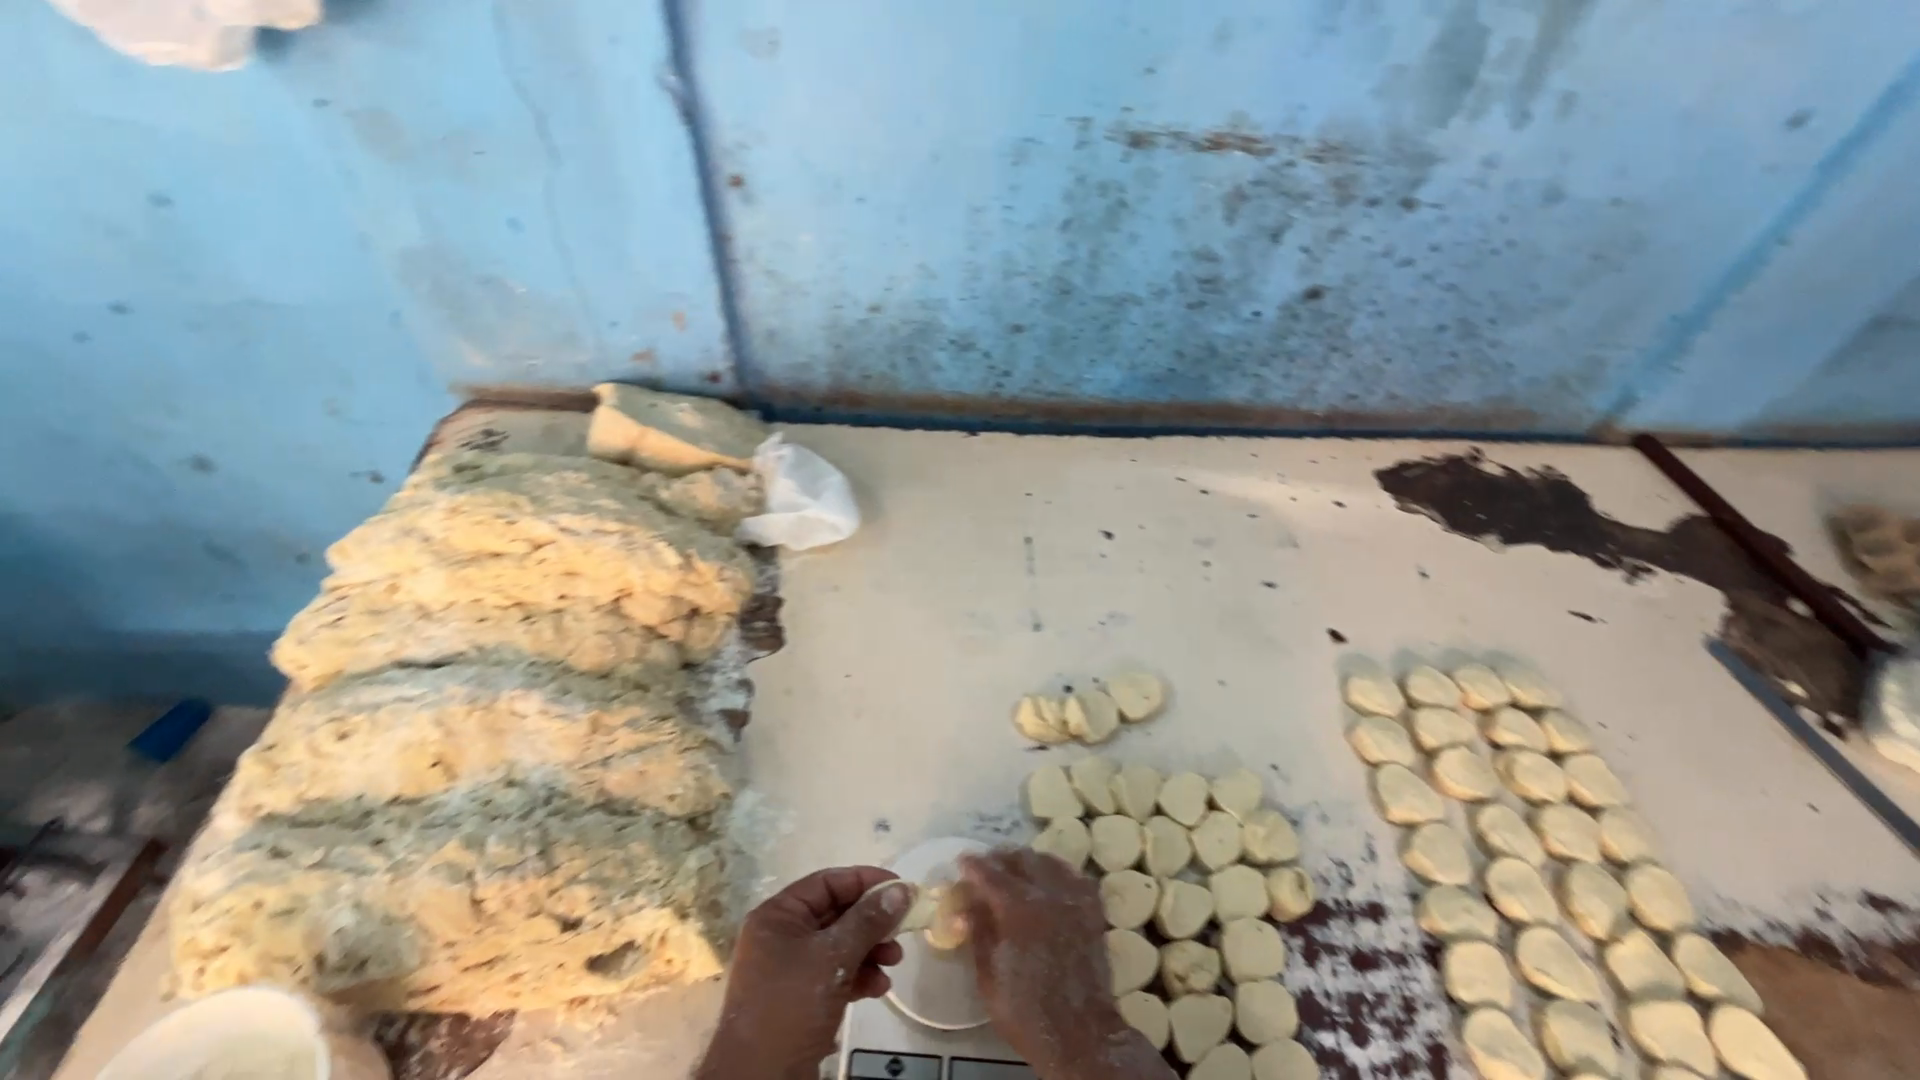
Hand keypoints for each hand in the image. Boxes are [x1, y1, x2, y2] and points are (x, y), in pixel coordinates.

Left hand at [694, 866, 910, 1079]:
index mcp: (779, 916)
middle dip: (872, 921)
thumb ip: (867, 921)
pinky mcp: (800, 997)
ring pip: (839, 945)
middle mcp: (782, 936)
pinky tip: (879, 987)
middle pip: (836, 913)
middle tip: (904, 928)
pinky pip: (835, 974)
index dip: (865, 881)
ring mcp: (790, 968)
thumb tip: (900, 889)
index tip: (901, 888)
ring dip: (870, 950)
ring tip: (895, 961)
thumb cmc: (790, 1007)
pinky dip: (859, 976)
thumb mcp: (832, 958)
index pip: (827, 883)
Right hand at [958, 849, 1172, 1079]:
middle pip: (1022, 859)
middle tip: (986, 867)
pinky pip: (1075, 878)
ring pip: (1050, 862)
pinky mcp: (1092, 912)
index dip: (973, 865)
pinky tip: (1050, 881)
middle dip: (1000, 859)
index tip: (961, 861)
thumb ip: (978, 932)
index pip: (990, 873)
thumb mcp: (988, 976)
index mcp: (1018, 909)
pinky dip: (1058, 872)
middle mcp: (1048, 895)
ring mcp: (1074, 901)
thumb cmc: (1026, 1011)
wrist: (1079, 1033)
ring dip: (1029, 861)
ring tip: (1016, 870)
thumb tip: (965, 905)